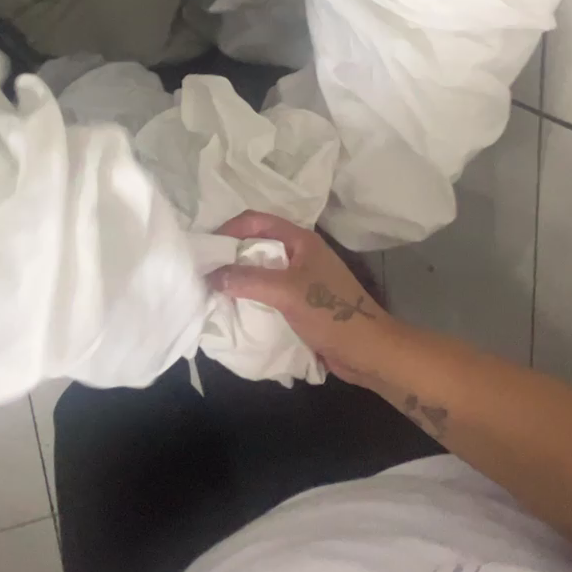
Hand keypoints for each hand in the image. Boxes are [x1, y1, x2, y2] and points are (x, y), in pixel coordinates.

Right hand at [206, 211, 397, 384]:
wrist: (368, 351)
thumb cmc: (331, 313)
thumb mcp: (286, 292)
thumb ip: (248, 280)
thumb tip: (211, 275)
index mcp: (300, 240)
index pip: (256, 221)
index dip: (230, 229)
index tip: (206, 248)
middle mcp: (300, 254)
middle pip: (257, 244)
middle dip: (230, 254)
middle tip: (204, 270)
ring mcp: (301, 279)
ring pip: (262, 270)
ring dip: (240, 277)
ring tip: (213, 290)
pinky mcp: (301, 302)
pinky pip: (269, 292)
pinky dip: (251, 296)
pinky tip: (235, 307)